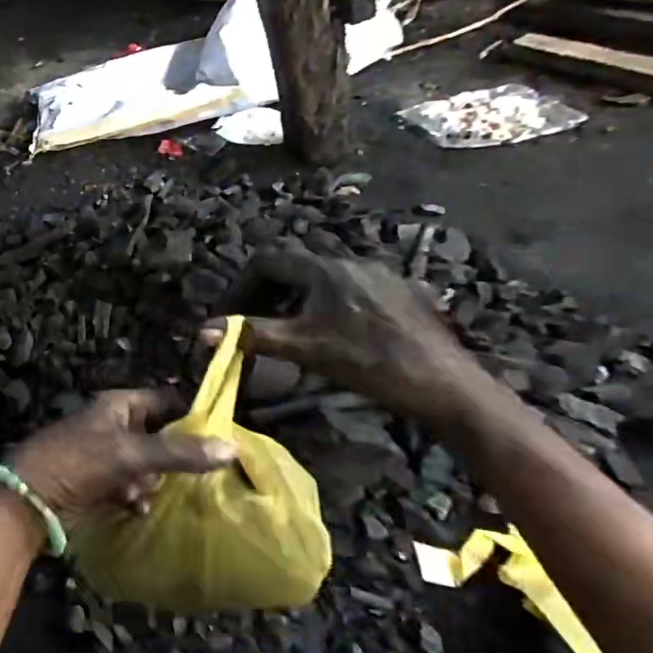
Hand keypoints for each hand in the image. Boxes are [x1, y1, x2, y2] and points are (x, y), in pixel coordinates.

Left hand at [7, 389, 236, 527]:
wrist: (32, 497)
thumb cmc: (78, 462)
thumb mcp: (131, 453)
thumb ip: (179, 451)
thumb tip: (232, 447)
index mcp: (118, 405)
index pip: (167, 401)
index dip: (194, 416)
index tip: (226, 438)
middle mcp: (115, 425)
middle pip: (163, 436)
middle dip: (175, 458)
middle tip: (189, 476)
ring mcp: (109, 454)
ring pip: (151, 466)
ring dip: (153, 482)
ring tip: (143, 491)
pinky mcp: (103, 482)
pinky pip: (135, 487)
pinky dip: (138, 497)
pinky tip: (134, 506)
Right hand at [205, 248, 509, 429]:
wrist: (452, 390)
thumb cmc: (371, 363)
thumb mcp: (304, 348)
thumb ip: (251, 335)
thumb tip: (200, 331)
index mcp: (325, 269)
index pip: (265, 262)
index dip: (240, 286)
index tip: (231, 315)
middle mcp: (353, 263)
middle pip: (293, 269)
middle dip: (266, 294)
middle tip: (255, 324)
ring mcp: (383, 278)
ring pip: (323, 280)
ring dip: (297, 301)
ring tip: (291, 331)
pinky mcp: (406, 295)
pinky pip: (352, 291)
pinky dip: (329, 306)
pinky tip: (335, 334)